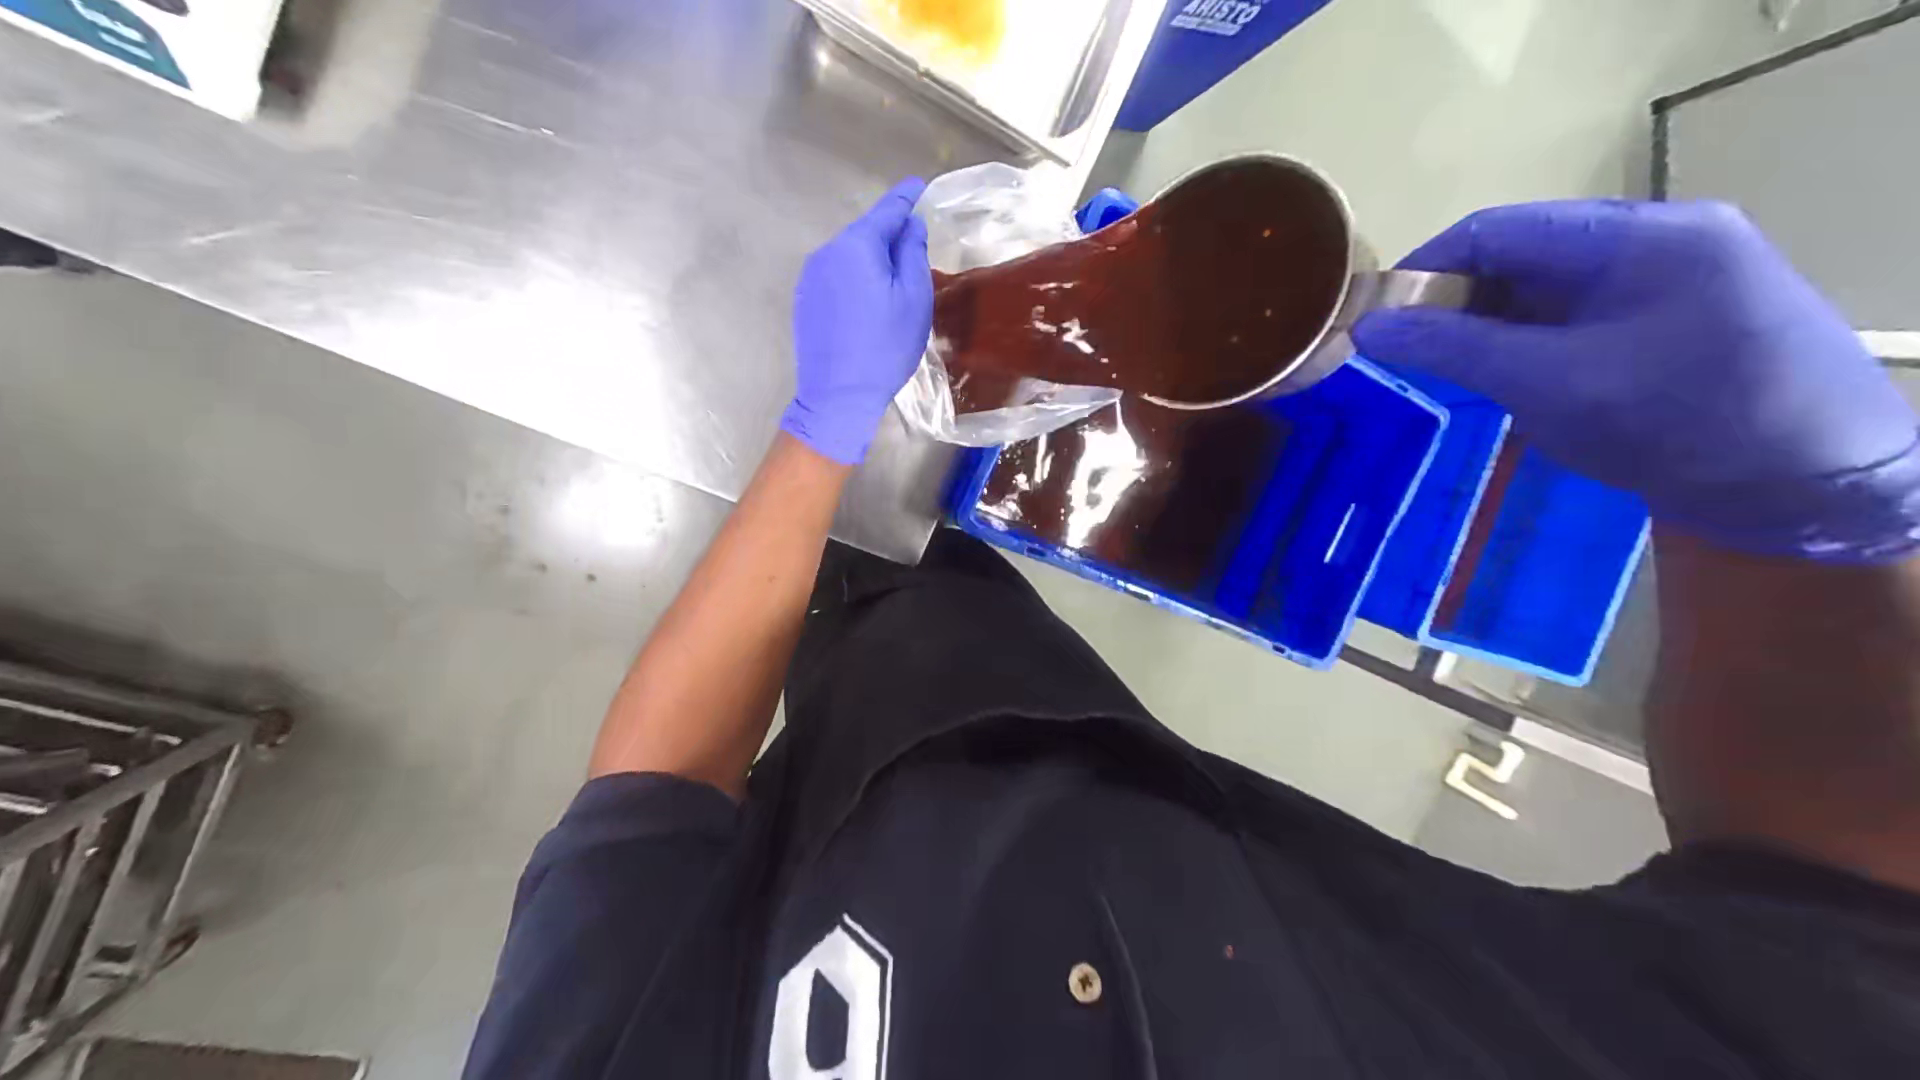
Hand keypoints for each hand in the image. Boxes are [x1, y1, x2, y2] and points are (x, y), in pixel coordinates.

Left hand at [780, 178, 934, 465]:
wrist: (838, 396)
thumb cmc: (884, 347)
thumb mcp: (914, 300)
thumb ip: (913, 254)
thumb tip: (910, 226)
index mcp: (856, 246)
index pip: (886, 210)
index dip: (906, 198)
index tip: (919, 187)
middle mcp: (828, 253)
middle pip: (866, 235)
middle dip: (889, 239)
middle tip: (914, 257)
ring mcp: (811, 278)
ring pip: (850, 258)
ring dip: (872, 264)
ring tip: (892, 292)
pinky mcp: (805, 301)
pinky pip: (837, 279)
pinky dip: (855, 283)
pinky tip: (867, 309)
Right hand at [1353, 199, 1919, 562]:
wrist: (1812, 486)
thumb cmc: (1680, 422)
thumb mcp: (1550, 383)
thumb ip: (1453, 348)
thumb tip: (1366, 325)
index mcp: (1635, 236)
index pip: (1493, 230)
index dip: (1421, 269)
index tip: (1371, 319)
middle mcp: (1651, 240)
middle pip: (1514, 254)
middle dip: (1448, 300)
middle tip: (1400, 351)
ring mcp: (1661, 277)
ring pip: (1536, 286)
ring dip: (1480, 323)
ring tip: (1442, 368)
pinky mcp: (1661, 316)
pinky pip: (1565, 313)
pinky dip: (1517, 340)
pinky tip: (1498, 373)